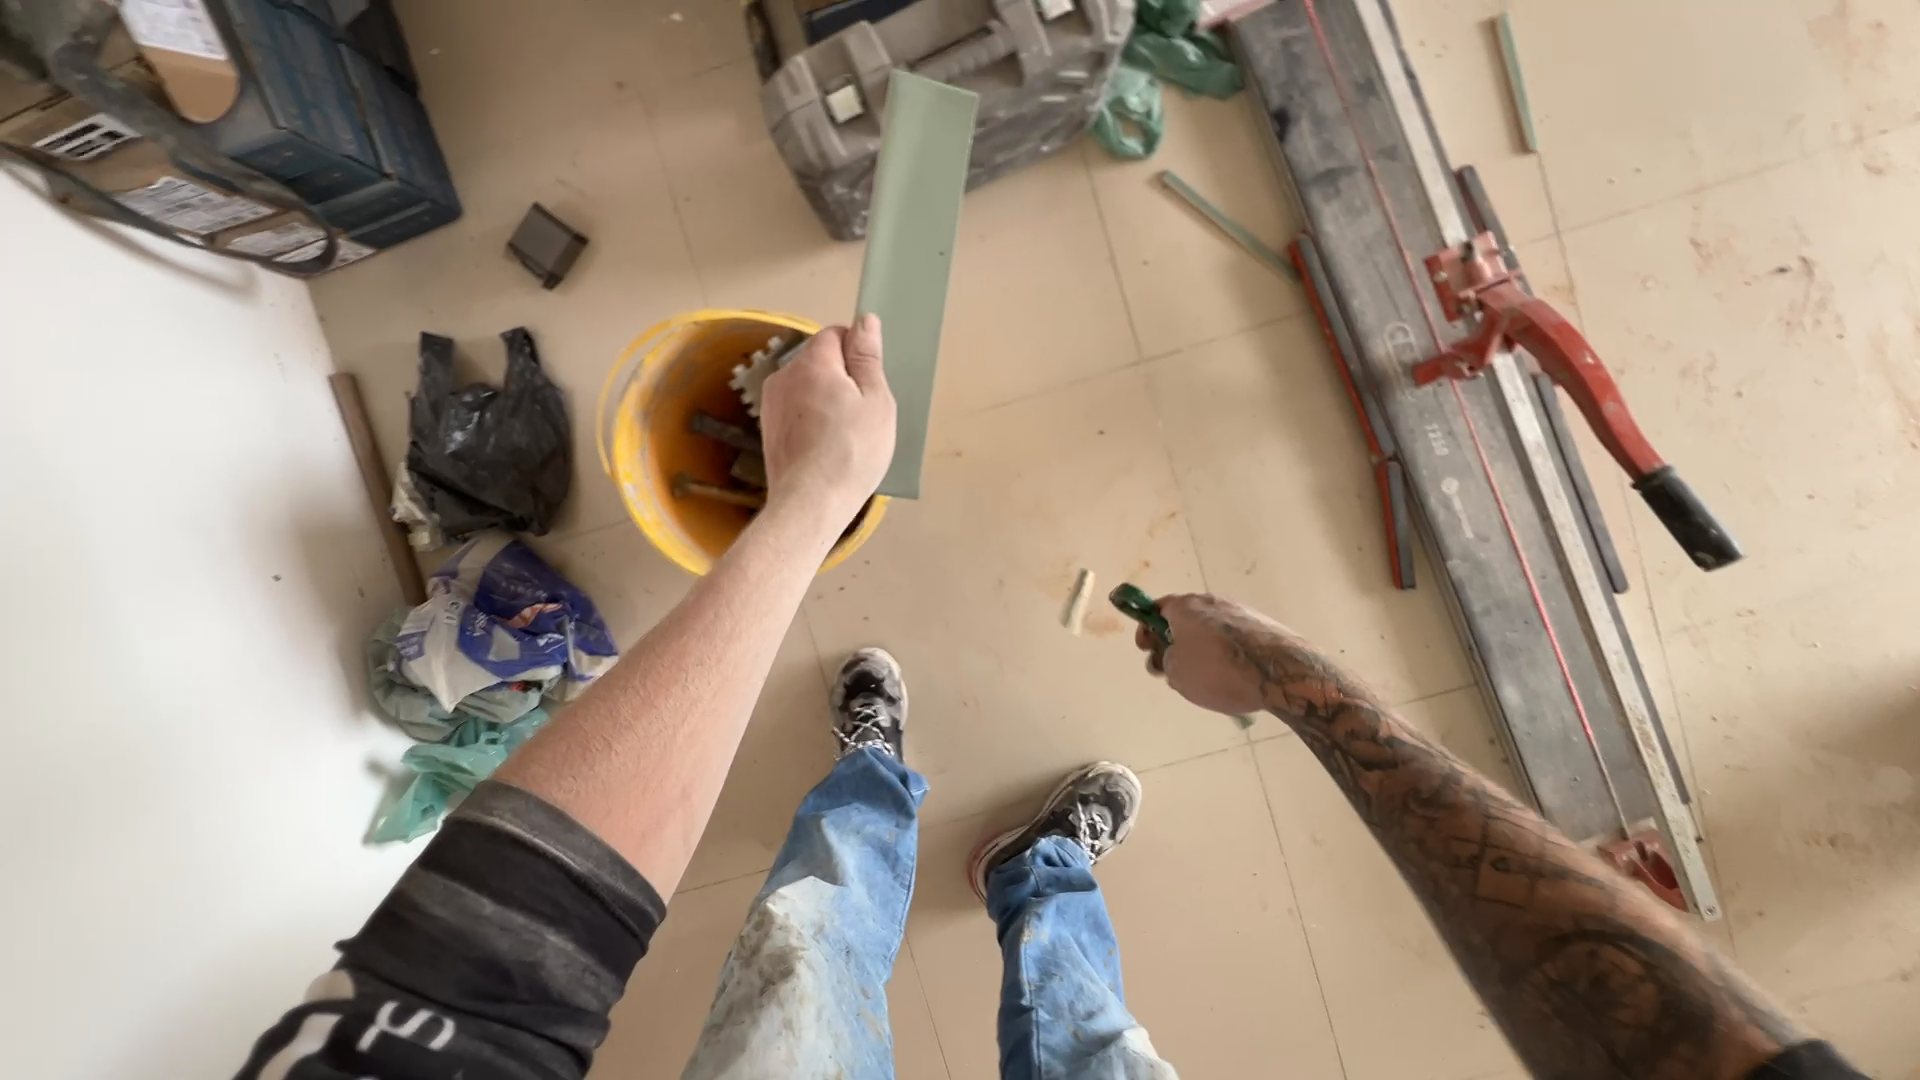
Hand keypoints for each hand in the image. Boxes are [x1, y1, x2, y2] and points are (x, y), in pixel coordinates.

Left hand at [759, 314, 896, 525]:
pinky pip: (797, 412)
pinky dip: (813, 422)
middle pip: (820, 362)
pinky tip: (828, 448)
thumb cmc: (850, 453)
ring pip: (807, 388)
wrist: (810, 503)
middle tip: (863, 413)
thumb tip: (865, 322)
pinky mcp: (769, 430)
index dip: (857, 354)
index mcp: (813, 363)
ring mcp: (772, 405)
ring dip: (827, 401)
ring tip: (846, 436)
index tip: (870, 382)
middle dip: (843, 379)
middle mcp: (785, 377)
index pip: (835, 334)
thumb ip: (868, 358)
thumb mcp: (876, 401)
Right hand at [1133, 593, 1306, 715]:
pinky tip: (1232, 679)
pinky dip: (1226, 656)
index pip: (1155, 608)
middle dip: (1174, 644)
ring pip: (1209, 632)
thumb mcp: (1176, 673)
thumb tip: (1175, 655)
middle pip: (1183, 620)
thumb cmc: (1219, 670)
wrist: (1281, 673)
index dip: (1146, 630)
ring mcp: (1241, 613)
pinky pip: (1233, 641)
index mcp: (1185, 606)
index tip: (1148, 651)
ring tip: (1206, 680)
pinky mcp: (1263, 628)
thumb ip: (1165, 660)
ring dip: (1201, 651)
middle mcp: (1212, 602)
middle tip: (1174, 670)